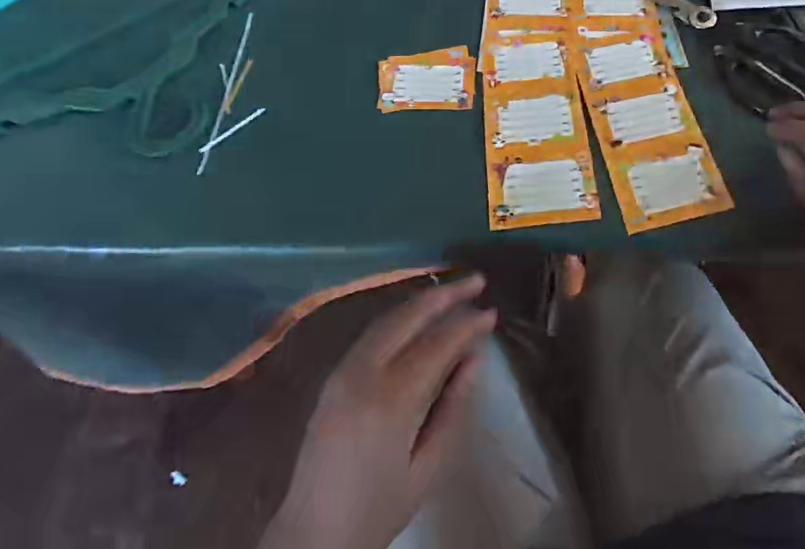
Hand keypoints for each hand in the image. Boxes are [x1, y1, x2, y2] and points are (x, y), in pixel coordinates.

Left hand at [265, 275, 495, 548]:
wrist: (311, 534)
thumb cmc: (378, 508)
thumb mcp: (428, 468)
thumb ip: (453, 408)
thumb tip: (475, 357)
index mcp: (390, 402)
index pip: (438, 344)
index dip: (468, 324)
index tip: (492, 313)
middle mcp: (363, 375)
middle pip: (409, 317)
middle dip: (446, 294)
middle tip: (477, 281)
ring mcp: (342, 371)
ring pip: (388, 318)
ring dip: (423, 300)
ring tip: (454, 290)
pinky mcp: (333, 376)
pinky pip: (372, 332)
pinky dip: (401, 315)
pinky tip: (419, 314)